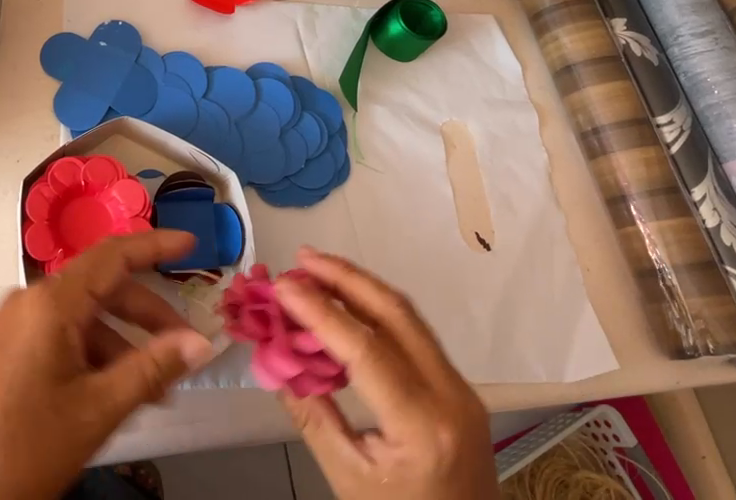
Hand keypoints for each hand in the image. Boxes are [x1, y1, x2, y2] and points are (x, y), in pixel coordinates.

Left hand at [0, 230, 214, 499]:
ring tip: (154, 390)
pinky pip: (60, 337)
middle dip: (147, 315)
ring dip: (122, 344)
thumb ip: (152, 369)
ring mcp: (12, 326)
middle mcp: (28, 302)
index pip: (113, 255)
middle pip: (101, 289)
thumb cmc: (23, 447)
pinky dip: (93, 356)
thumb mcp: (97, 409)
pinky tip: (114, 394)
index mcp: (50, 302)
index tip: (189, 244)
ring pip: (82, 319)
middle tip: (185, 349)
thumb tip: (198, 343)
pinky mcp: (4, 352)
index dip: (155, 246)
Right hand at [278, 248, 495, 499]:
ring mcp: (461, 389)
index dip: (319, 311)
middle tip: (300, 259)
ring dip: (360, 287)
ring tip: (316, 269)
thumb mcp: (346, 477)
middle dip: (345, 277)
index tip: (282, 287)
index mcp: (422, 426)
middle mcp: (451, 395)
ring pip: (409, 317)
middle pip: (395, 314)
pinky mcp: (459, 388)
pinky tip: (345, 305)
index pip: (365, 349)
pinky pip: (415, 335)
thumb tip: (274, 357)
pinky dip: (376, 311)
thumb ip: (311, 412)